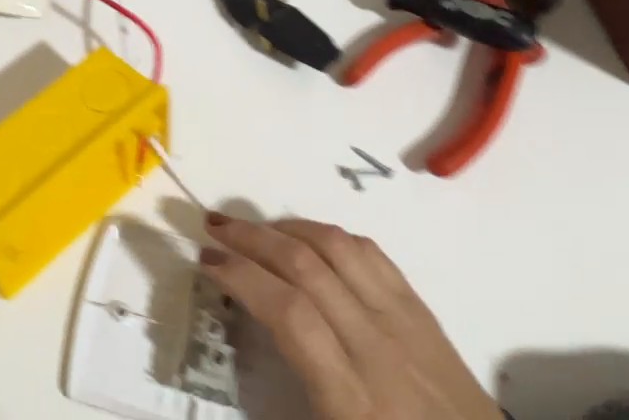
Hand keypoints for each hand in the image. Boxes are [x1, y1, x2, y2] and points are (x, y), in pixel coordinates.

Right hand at [201, 214, 500, 419]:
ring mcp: (404, 321)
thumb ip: (284, 400)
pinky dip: (332, 236)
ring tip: (253, 227)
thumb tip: (243, 350)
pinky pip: (373, 255)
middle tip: (214, 227)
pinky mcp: (422, 309)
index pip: (289, 313)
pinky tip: (308, 239)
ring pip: (340, 249)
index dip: (242, 277)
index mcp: (350, 395)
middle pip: (308, 268)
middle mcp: (376, 345)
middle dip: (253, 239)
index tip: (207, 262)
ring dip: (288, 227)